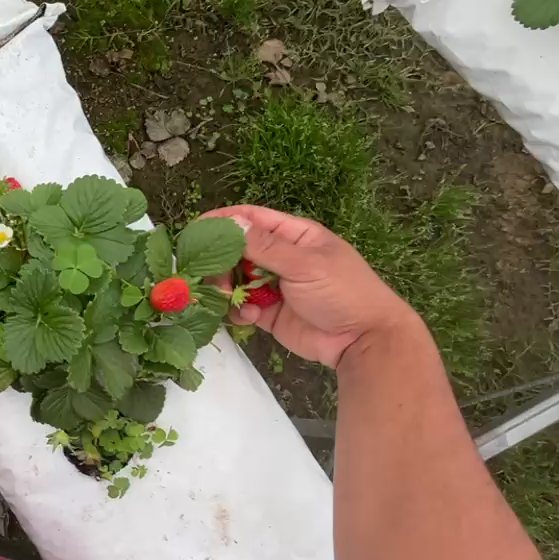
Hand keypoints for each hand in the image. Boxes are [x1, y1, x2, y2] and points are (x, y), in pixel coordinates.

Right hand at [202, 205, 420, 368]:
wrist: (362, 340)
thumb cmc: (343, 292)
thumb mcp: (305, 264)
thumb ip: (264, 246)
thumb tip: (230, 223)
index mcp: (295, 236)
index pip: (252, 219)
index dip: (224, 221)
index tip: (196, 229)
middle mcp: (281, 257)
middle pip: (236, 251)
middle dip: (221, 263)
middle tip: (213, 277)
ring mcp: (273, 285)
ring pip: (234, 279)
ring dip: (228, 289)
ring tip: (232, 299)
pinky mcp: (268, 311)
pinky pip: (241, 306)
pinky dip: (239, 311)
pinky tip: (252, 318)